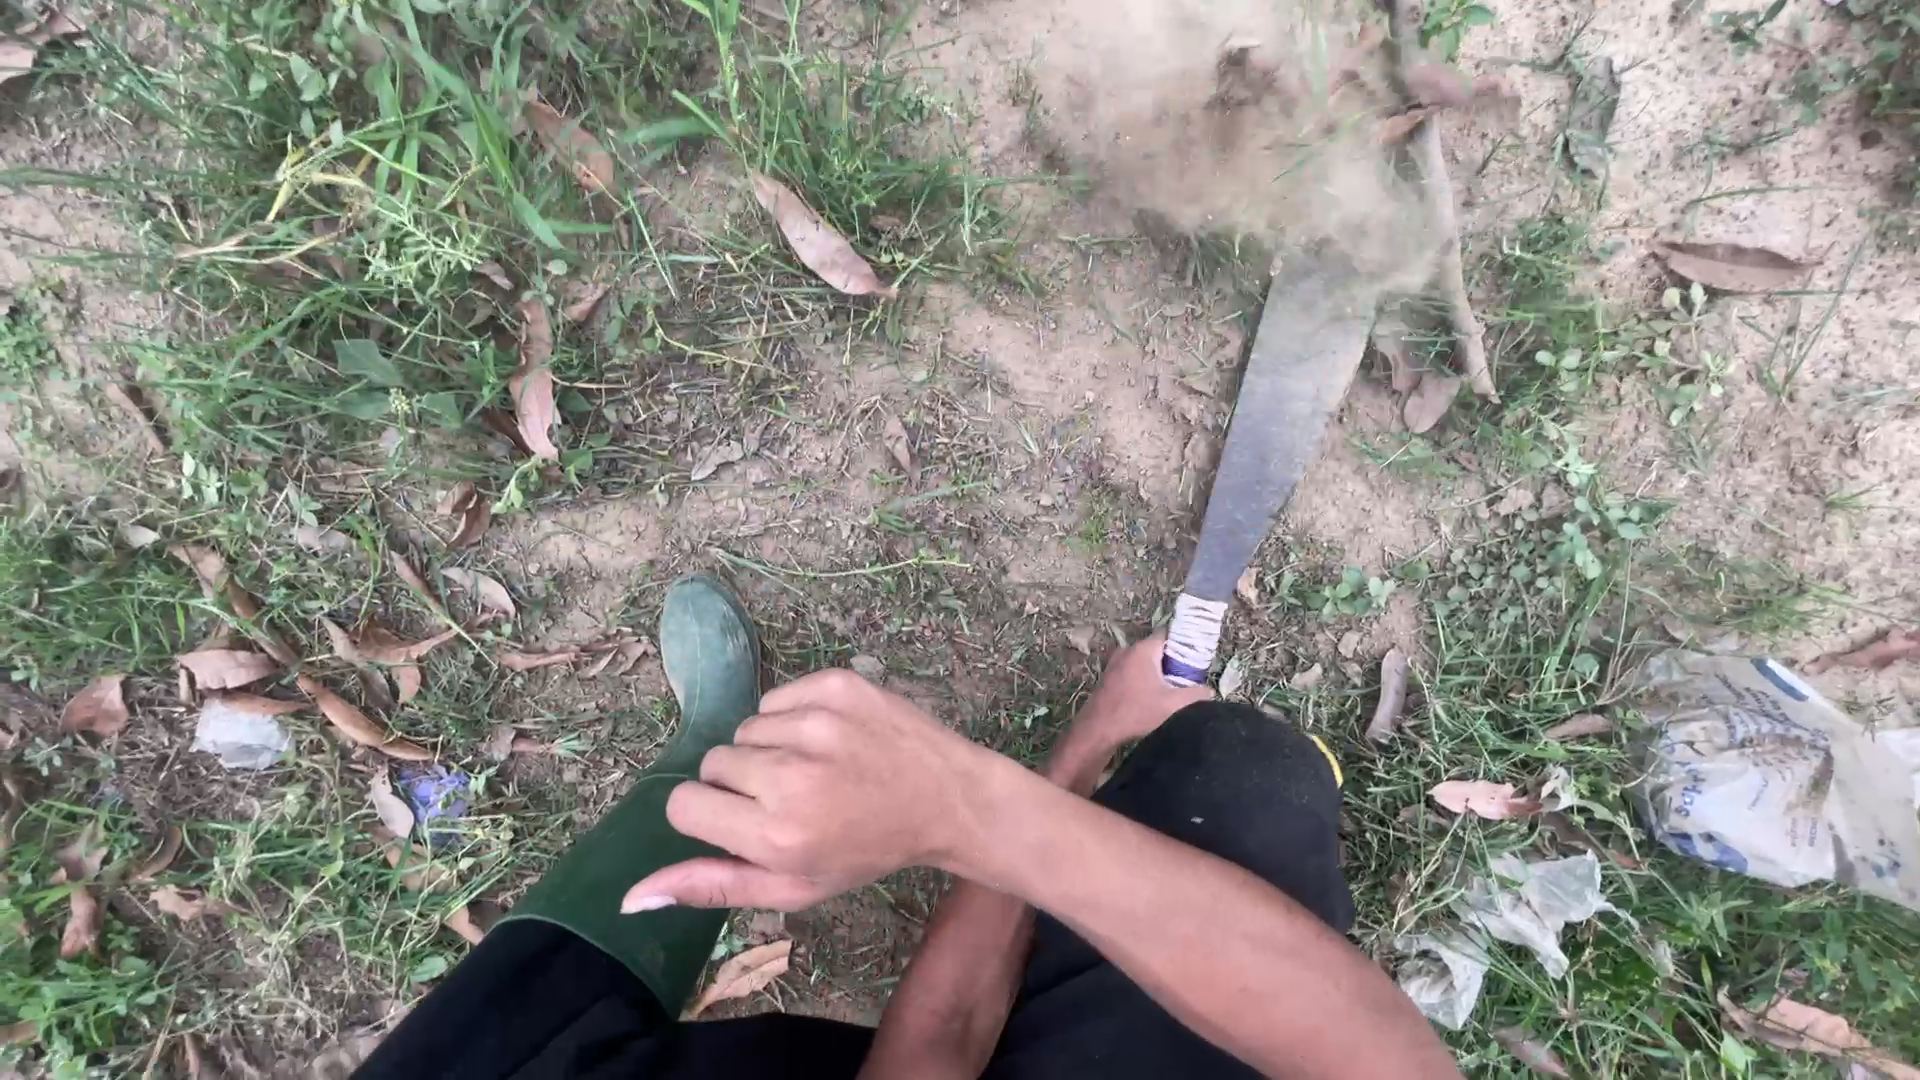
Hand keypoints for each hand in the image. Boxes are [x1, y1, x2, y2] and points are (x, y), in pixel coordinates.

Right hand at [621, 669, 992, 912]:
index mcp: (776, 834)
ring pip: (748, 727)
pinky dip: (793, 715)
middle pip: (715, 761)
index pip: (686, 804)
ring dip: (770, 747)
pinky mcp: (836, 685)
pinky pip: (777, 696)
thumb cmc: (867, 850)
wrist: (944, 797)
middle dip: (742, 780)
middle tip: (791, 794)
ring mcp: (817, 721)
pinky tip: (831, 737)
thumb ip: (713, 885)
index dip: (709, 812)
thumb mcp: (794, 886)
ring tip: (817, 766)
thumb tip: (632, 894)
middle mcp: (791, 774)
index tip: (743, 816)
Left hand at [1070, 634, 1213, 749]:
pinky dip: (1143, 677)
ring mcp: (1115, 662)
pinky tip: (1151, 694)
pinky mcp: (1109, 675)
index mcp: (1143, 650)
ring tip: (1172, 687)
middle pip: (1157, 648)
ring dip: (1157, 671)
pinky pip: (1132, 669)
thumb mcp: (1173, 705)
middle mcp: (1128, 650)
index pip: (1168, 634)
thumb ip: (1196, 695)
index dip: (1184, 642)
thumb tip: (1210, 692)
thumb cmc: (1136, 712)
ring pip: (1144, 660)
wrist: (1099, 728)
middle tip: (1188, 676)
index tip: (1198, 656)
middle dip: (1173, 660)